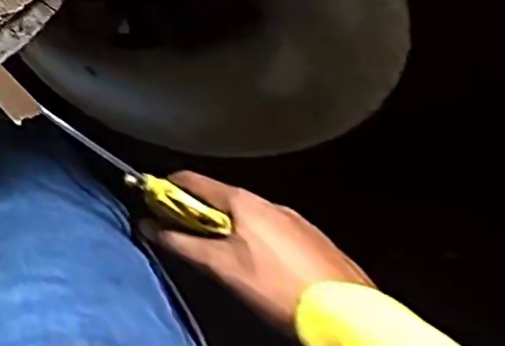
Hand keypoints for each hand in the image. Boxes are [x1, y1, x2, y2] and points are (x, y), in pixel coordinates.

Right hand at [143, 172, 372, 330]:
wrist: (357, 324)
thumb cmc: (278, 288)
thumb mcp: (221, 268)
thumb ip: (180, 243)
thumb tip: (147, 226)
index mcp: (242, 200)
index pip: (190, 180)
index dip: (167, 190)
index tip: (156, 207)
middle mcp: (271, 203)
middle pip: (222, 199)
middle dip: (202, 215)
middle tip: (191, 238)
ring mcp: (301, 224)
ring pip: (253, 218)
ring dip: (234, 229)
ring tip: (231, 258)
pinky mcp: (324, 247)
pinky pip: (280, 235)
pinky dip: (264, 244)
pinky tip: (270, 271)